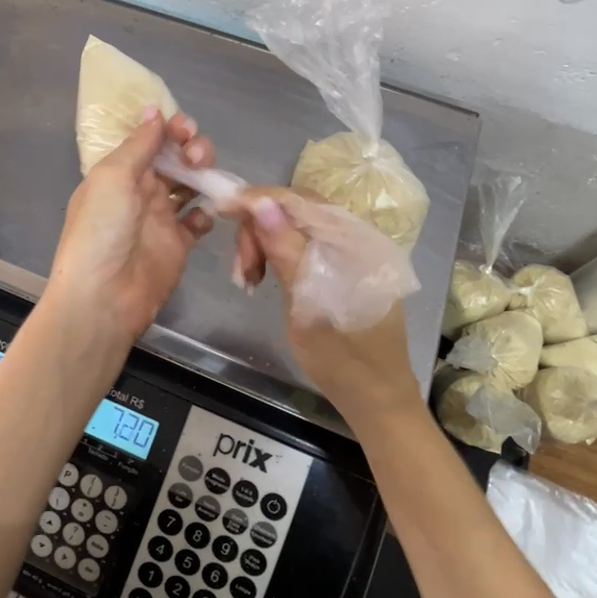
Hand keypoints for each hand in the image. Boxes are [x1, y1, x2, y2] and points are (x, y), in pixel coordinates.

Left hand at [44, 110, 217, 347]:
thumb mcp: (112, 177)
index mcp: (118, 172)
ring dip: (203, 172)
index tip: (185, 127)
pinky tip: (208, 210)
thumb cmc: (101, 230)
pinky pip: (199, 220)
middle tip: (196, 155)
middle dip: (191, 147)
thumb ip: (139, 144)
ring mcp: (160, 217)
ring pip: (190, 183)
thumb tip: (155, 110)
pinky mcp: (178, 244)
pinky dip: (208, 211)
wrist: (103, 296)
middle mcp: (140, 190)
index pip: (149, 139)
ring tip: (206, 175)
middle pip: (174, 158)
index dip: (170, 128)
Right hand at [233, 189, 418, 412]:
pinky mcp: (340, 264)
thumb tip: (260, 202)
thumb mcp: (307, 305)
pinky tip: (263, 279)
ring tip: (249, 280)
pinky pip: (300, 244)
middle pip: (292, 210)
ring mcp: (349, 250)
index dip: (256, 199)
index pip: (298, 199)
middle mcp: (355, 237)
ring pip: (292, 226)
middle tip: (242, 271)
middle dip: (257, 230)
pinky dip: (276, 255)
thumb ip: (285, 250)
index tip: (220, 210)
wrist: (377, 398)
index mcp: (354, 242)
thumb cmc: (343, 359)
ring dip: (262, 245)